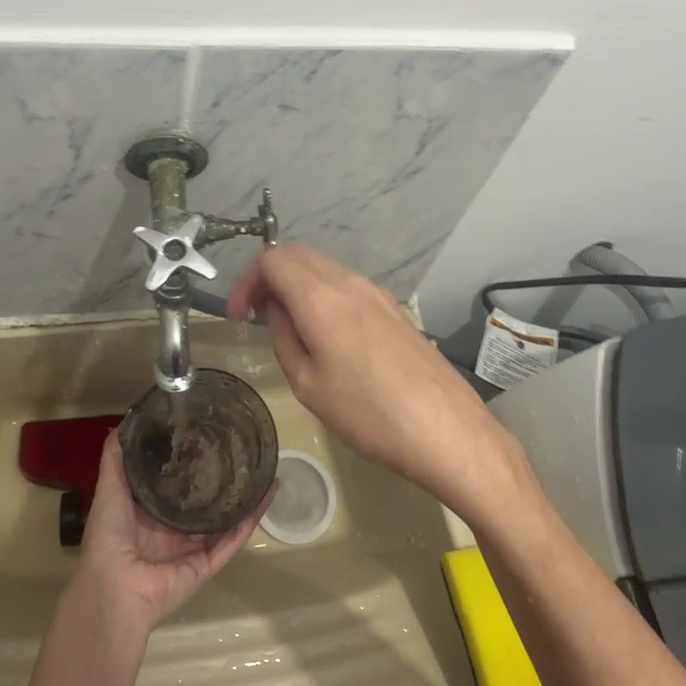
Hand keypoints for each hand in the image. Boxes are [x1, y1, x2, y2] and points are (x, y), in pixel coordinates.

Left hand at [70, 431, 272, 632]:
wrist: (115, 588)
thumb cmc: (109, 536)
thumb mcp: (110, 488)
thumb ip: (116, 458)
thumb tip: (126, 421)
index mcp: (146, 514)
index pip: (172, 483)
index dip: (187, 461)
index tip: (202, 434)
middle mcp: (170, 531)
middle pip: (201, 501)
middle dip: (218, 480)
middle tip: (238, 451)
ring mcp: (191, 549)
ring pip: (223, 520)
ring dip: (242, 499)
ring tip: (261, 472)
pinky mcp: (207, 564)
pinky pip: (231, 540)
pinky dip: (249, 521)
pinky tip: (265, 497)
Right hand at [226, 244, 521, 516]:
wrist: (446, 430)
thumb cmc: (369, 414)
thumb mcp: (308, 384)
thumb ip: (283, 337)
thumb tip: (276, 311)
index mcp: (321, 298)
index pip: (272, 260)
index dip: (247, 281)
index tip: (239, 316)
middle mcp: (350, 283)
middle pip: (298, 255)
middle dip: (269, 278)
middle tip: (255, 315)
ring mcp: (377, 293)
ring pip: (324, 268)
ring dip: (297, 285)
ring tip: (287, 326)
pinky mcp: (395, 309)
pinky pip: (347, 286)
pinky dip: (323, 295)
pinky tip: (325, 334)